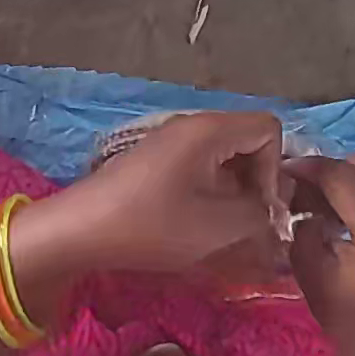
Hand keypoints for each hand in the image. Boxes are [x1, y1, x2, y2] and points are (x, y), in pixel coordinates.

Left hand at [44, 111, 284, 272]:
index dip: (274, 168)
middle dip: (256, 180)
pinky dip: (210, 188)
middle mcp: (191, 125)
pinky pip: (200, 164)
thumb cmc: (151, 224)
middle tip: (248, 221)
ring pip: (224, 155)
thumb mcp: (216, 226)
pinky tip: (198, 219)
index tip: (259, 206)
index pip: (268, 129)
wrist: (80, 229)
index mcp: (209, 129)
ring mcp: (170, 140)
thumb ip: (259, 213)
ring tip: (224, 225)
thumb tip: (273, 207)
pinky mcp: (156, 158)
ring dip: (234, 188)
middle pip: (246, 139)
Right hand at [284, 152, 354, 355]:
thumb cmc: (346, 320)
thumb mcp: (310, 272)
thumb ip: (303, 225)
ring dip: (354, 174)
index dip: (309, 167)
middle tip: (307, 189)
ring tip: (332, 199)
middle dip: (331, 168)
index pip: (342, 175)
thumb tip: (300, 193)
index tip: (283, 170)